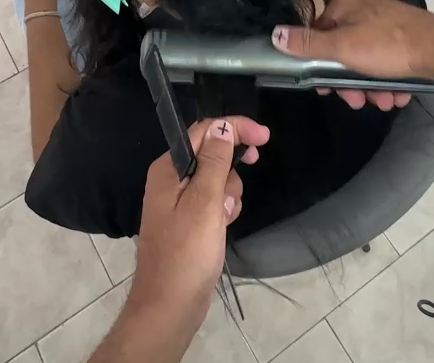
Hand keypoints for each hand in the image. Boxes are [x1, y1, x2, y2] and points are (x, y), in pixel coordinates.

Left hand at [115, 117, 270, 356]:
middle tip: (254, 165)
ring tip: (226, 214)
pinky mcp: (189, 221)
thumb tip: (223, 126)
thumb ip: (214, 162)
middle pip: (210, 152)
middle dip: (232, 163)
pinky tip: (225, 224)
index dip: (234, 128)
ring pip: (216, 178)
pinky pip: (213, 201)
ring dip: (229, 190)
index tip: (265, 136)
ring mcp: (179, 201)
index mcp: (168, 168)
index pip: (204, 131)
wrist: (169, 308)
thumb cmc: (186, 253)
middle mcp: (170, 179)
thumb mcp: (204, 202)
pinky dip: (224, 208)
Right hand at [273, 0, 433, 108]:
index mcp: (344, 6)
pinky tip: (398, 94)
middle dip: (350, 81)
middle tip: (360, 101)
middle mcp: (363, 8)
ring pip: (367, 59)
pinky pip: (388, 59)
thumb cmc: (388, 47)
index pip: (318, 34)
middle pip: (343, 50)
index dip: (318, 64)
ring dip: (372, 85)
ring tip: (385, 101)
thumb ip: (308, 45)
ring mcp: (386, 20)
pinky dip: (389, 79)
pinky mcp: (405, 34)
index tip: (326, 89)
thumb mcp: (343, 49)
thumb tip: (274, 35)